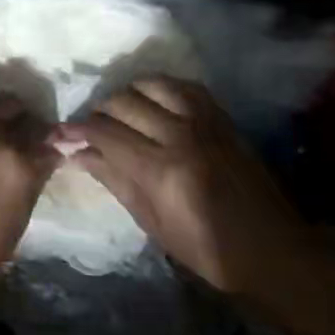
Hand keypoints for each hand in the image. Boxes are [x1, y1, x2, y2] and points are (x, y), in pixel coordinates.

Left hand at [0, 93, 59, 307]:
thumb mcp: (22, 215)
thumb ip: (36, 176)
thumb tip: (49, 153)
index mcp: (20, 166)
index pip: (47, 138)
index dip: (53, 141)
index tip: (53, 144)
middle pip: (22, 114)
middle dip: (30, 123)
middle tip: (29, 134)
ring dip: (5, 110)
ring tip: (5, 122)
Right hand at [66, 77, 316, 301]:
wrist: (273, 250)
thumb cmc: (207, 251)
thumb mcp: (153, 224)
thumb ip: (115, 180)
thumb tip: (78, 153)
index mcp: (161, 170)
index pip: (105, 132)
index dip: (77, 129)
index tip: (60, 132)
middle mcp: (181, 135)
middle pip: (124, 102)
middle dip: (98, 111)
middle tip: (90, 127)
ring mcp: (205, 122)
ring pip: (152, 84)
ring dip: (128, 93)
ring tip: (121, 112)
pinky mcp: (222, 117)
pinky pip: (184, 86)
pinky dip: (160, 88)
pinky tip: (153, 102)